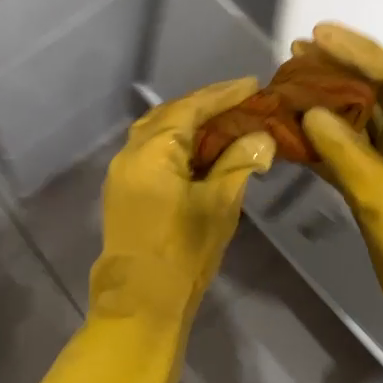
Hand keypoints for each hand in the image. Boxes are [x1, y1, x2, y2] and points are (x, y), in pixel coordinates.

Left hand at [94, 78, 276, 315]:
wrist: (140, 298)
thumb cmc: (183, 249)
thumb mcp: (220, 204)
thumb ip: (238, 162)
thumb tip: (260, 135)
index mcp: (153, 148)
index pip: (191, 107)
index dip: (223, 95)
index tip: (252, 84)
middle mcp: (131, 151)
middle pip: (170, 115)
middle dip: (206, 106)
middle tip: (242, 102)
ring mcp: (122, 170)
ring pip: (157, 132)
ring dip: (189, 124)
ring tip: (225, 123)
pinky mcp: (122, 189)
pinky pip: (150, 151)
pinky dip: (176, 144)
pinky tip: (199, 150)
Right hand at [297, 23, 382, 335]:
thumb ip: (345, 151)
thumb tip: (311, 113)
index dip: (359, 52)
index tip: (320, 34)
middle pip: (374, 96)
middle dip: (337, 71)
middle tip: (295, 55)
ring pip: (356, 126)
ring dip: (324, 106)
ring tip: (288, 89)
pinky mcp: (378, 196)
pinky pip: (344, 158)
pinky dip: (319, 145)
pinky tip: (292, 137)